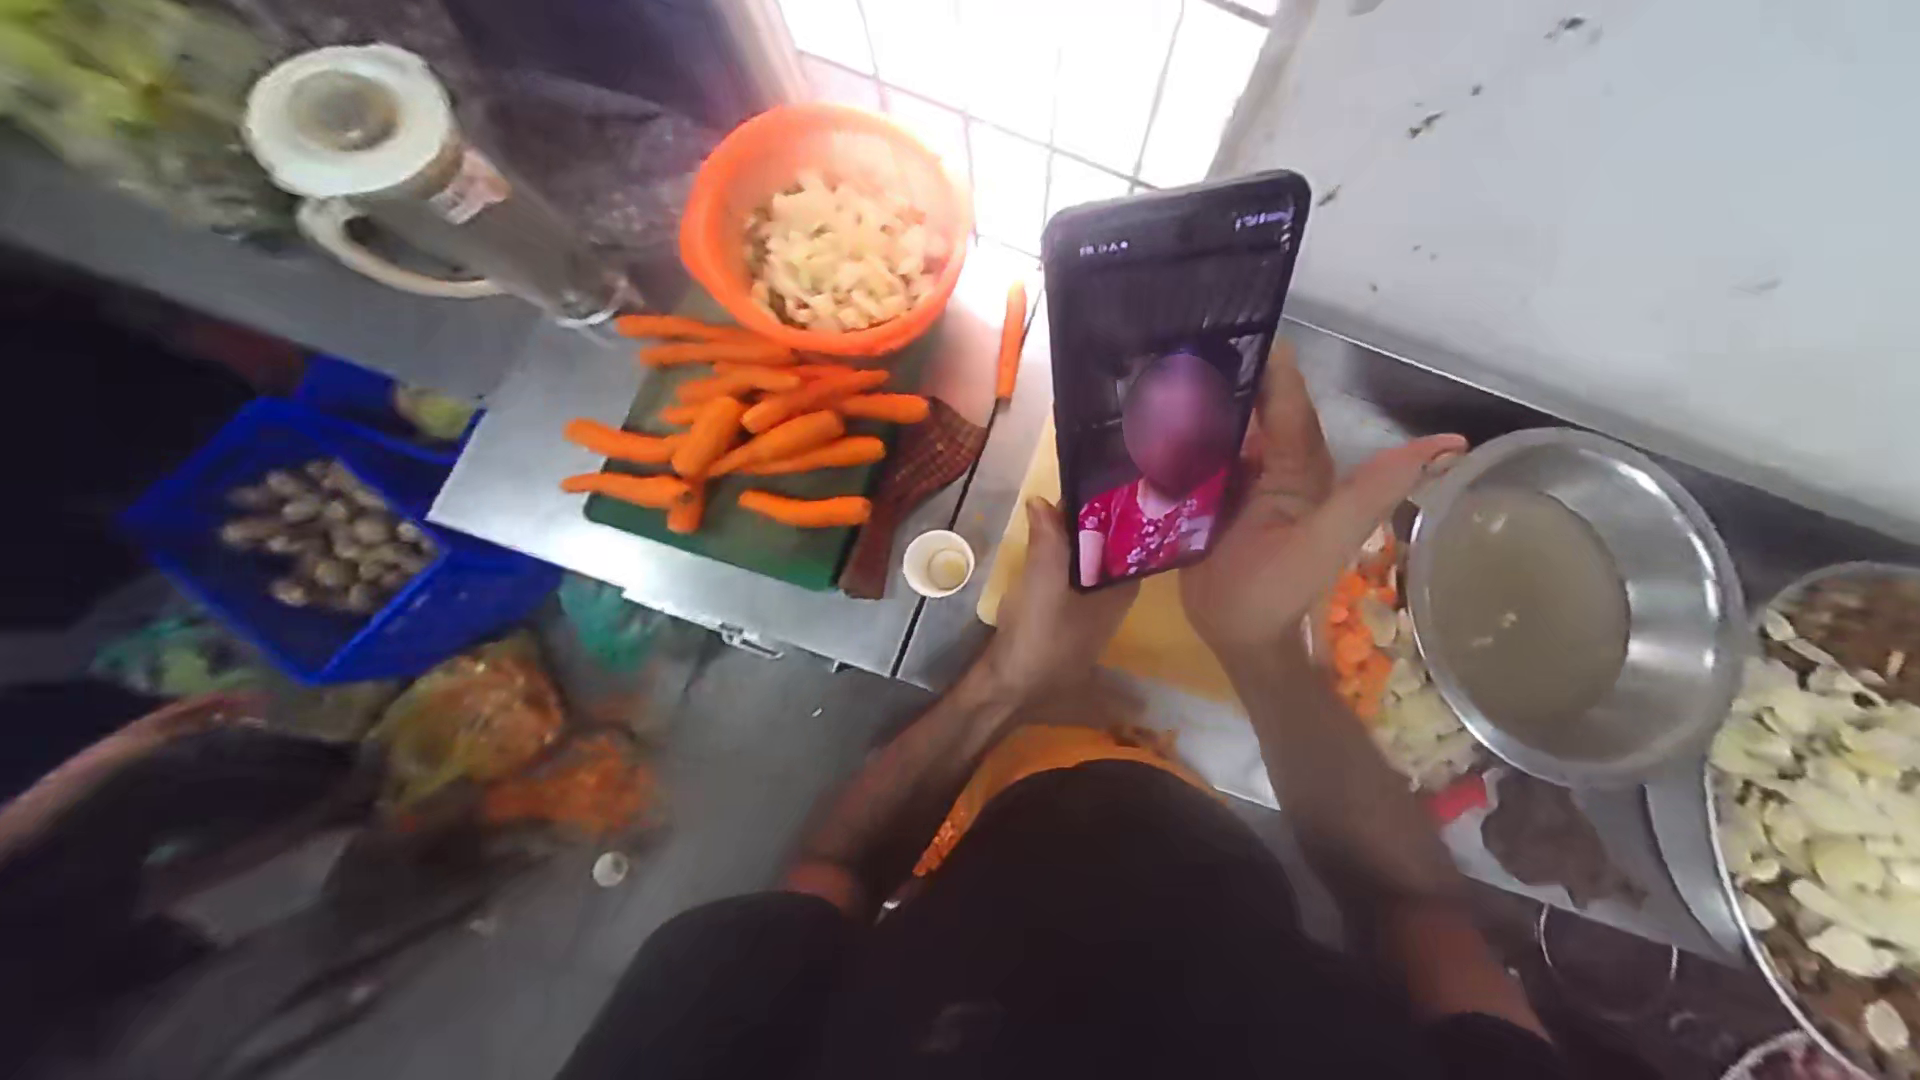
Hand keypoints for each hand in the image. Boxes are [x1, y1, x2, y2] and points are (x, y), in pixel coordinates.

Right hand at [982, 496, 1138, 703]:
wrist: (1009, 686)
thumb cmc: (1039, 634)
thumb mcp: (1045, 579)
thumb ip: (1049, 538)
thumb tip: (1043, 500)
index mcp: (1120, 594)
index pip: (1132, 544)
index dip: (1120, 516)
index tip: (1102, 487)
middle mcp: (1111, 603)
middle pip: (1109, 554)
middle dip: (1094, 525)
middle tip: (1074, 490)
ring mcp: (1086, 614)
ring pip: (1087, 567)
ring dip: (1074, 542)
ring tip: (1058, 509)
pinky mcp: (1062, 621)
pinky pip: (1068, 580)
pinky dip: (1060, 560)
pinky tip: (1044, 547)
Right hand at [1181, 340, 1464, 665]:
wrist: (1233, 632)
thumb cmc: (1277, 591)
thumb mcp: (1325, 540)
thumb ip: (1370, 492)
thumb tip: (1450, 444)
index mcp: (1299, 469)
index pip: (1286, 410)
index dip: (1272, 373)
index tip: (1242, 331)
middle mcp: (1266, 468)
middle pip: (1246, 414)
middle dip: (1224, 379)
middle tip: (1186, 343)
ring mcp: (1229, 483)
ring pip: (1214, 434)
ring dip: (1194, 406)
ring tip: (1160, 372)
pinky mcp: (1200, 499)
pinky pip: (1189, 462)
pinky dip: (1173, 443)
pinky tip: (1145, 424)